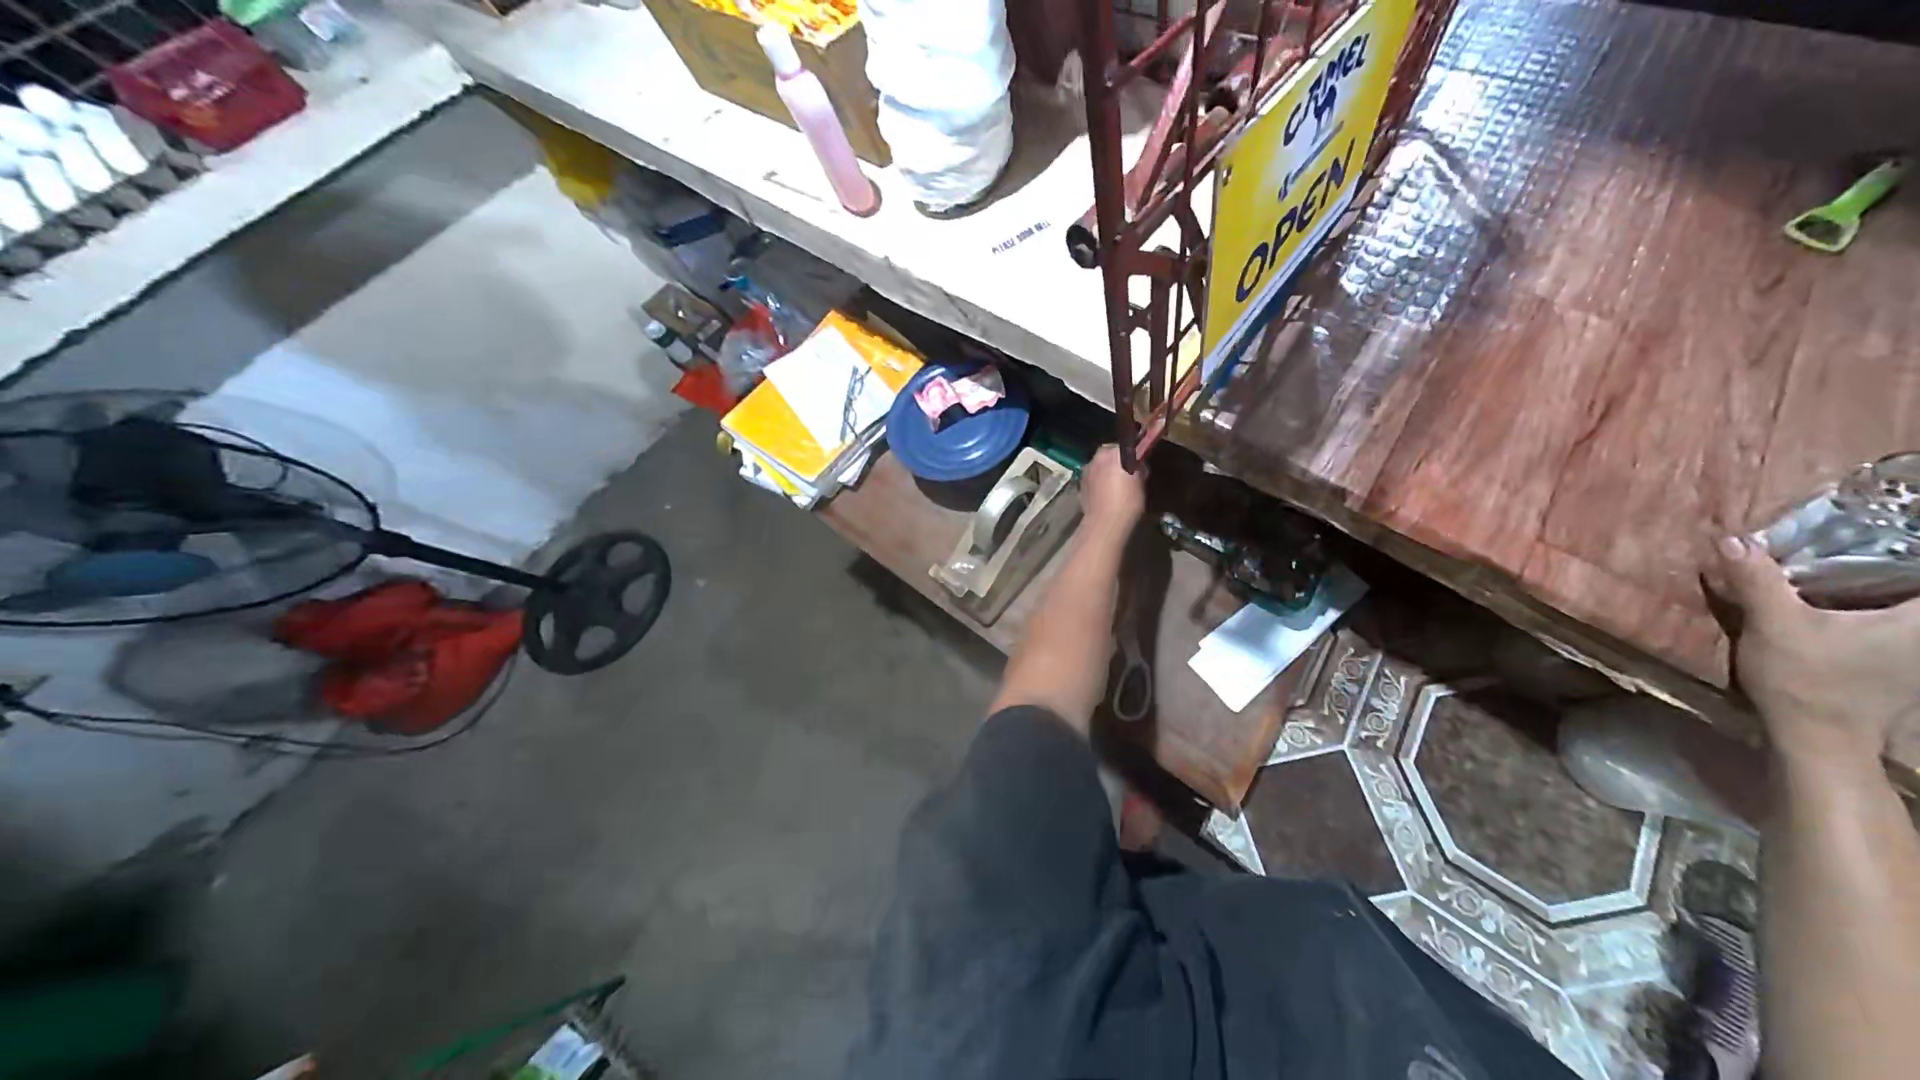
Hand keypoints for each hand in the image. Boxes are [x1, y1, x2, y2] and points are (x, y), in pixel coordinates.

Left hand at [1081, 445, 1145, 535]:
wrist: (1105, 523)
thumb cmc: (1128, 501)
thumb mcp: (1140, 483)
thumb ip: (1138, 468)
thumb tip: (1138, 464)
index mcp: (1112, 453)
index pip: (1125, 445)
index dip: (1133, 453)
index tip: (1139, 462)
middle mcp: (1096, 458)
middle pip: (1109, 453)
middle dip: (1117, 461)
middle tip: (1128, 474)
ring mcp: (1086, 471)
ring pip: (1099, 466)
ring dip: (1106, 471)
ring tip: (1117, 486)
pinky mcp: (1080, 485)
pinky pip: (1093, 478)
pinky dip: (1099, 482)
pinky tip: (1106, 494)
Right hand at [1708, 534, 1919, 766]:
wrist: (1818, 737)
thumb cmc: (1808, 680)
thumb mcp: (1774, 626)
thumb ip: (1759, 581)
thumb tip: (1732, 538)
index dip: (1904, 536)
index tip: (1888, 517)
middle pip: (1915, 578)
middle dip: (1893, 552)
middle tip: (1861, 530)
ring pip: (1907, 596)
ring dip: (1885, 576)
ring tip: (1850, 552)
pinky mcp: (1905, 656)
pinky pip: (1899, 613)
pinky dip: (1879, 597)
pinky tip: (1845, 588)